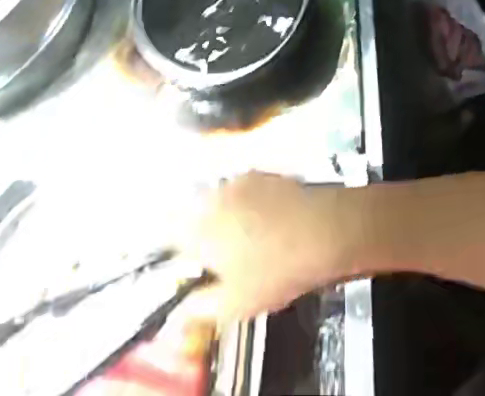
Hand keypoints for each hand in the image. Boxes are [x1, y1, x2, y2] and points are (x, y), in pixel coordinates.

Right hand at [179, 173, 350, 320]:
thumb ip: (200, 307)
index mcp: (196, 230)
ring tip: (242, 239)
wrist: (319, 231)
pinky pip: (235, 190)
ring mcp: (231, 182)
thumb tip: (180, 311)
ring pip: (212, 201)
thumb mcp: (235, 304)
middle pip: (188, 214)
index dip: (169, 248)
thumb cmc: (275, 270)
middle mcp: (207, 199)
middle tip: (215, 255)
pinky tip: (260, 221)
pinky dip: (240, 203)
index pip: (165, 233)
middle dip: (195, 232)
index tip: (179, 261)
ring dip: (218, 216)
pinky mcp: (253, 174)